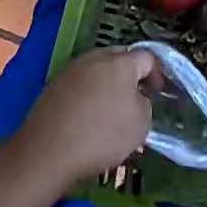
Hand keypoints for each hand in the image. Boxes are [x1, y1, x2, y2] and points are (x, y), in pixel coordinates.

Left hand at [11, 48, 158, 184]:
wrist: (48, 150)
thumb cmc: (101, 135)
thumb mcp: (140, 124)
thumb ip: (144, 103)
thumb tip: (135, 97)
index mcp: (120, 63)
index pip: (146, 57)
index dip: (157, 73)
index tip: (157, 92)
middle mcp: (94, 58)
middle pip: (119, 57)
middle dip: (131, 73)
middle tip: (136, 95)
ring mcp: (71, 69)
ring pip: (97, 68)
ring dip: (108, 82)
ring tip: (111, 107)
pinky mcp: (54, 84)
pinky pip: (80, 82)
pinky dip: (88, 93)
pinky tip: (88, 114)